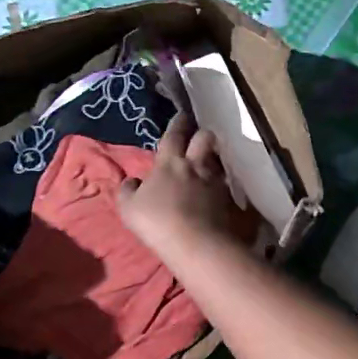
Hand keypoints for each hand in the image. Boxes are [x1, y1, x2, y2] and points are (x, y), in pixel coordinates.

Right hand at [118, 115, 253, 257]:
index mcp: (170, 162)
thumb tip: (132, 181)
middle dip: (203, 134)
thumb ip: (128, 191)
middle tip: (200, 135)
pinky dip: (221, 184)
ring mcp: (216, 182)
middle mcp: (196, 166)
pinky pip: (225, 185)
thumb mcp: (129, 208)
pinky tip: (218, 191)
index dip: (178, 123)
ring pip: (217, 161)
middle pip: (205, 138)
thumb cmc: (157, 222)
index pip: (174, 134)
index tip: (182, 115)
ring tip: (210, 165)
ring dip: (213, 160)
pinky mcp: (229, 200)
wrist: (196, 243)